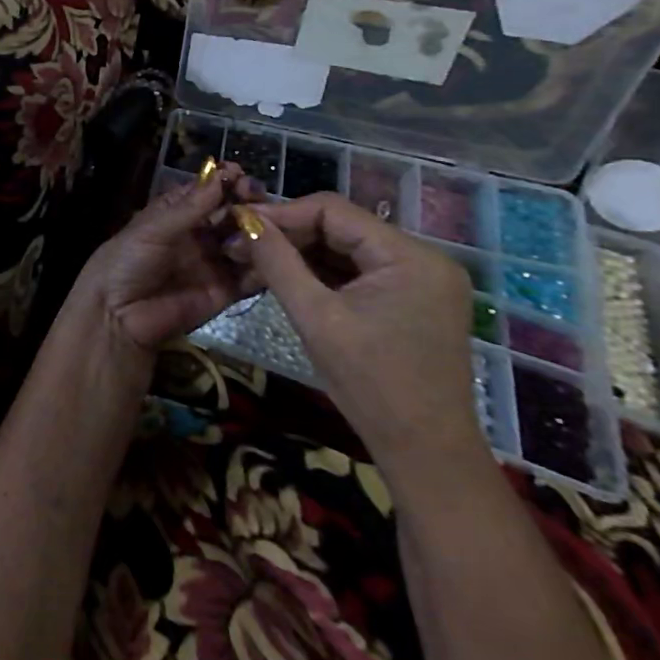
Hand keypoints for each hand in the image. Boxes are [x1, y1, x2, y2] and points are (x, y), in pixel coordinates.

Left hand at [72, 164, 266, 352]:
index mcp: (174, 215)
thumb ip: (190, 207)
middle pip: (231, 214)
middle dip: (247, 204)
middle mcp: (197, 235)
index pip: (206, 192)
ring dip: (260, 232)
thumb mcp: (153, 229)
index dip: (223, 182)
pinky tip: (275, 254)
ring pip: (246, 242)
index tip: (240, 174)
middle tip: (259, 198)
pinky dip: (265, 265)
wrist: (116, 315)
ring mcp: (213, 262)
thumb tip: (219, 173)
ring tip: (272, 224)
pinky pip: (251, 277)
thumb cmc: (125, 262)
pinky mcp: (225, 291)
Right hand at [230, 193, 481, 467]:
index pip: (333, 210)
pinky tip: (285, 279)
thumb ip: (277, 262)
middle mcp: (422, 258)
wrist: (423, 449)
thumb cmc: (369, 382)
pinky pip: (357, 272)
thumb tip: (244, 221)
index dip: (280, 213)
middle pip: (340, 227)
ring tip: (253, 262)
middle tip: (238, 246)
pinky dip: (320, 273)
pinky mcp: (410, 300)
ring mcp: (419, 281)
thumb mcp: (314, 317)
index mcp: (410, 256)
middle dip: (287, 234)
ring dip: (299, 253)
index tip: (237, 225)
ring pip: (345, 249)